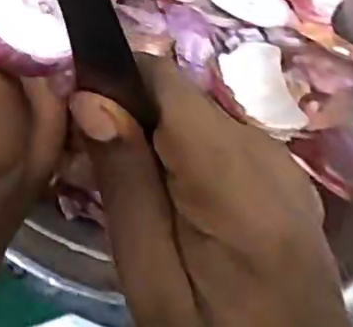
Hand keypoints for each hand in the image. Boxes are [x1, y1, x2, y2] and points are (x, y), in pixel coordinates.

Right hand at [71, 55, 349, 326]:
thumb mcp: (150, 275)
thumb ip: (124, 182)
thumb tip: (87, 97)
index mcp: (235, 179)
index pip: (159, 76)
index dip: (107, 78)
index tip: (71, 112)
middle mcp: (267, 155)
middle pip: (170, 91)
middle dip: (120, 106)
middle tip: (83, 154)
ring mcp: (280, 162)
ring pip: (185, 106)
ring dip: (143, 124)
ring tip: (117, 174)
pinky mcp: (280, 174)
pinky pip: (208, 128)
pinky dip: (172, 140)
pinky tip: (157, 185)